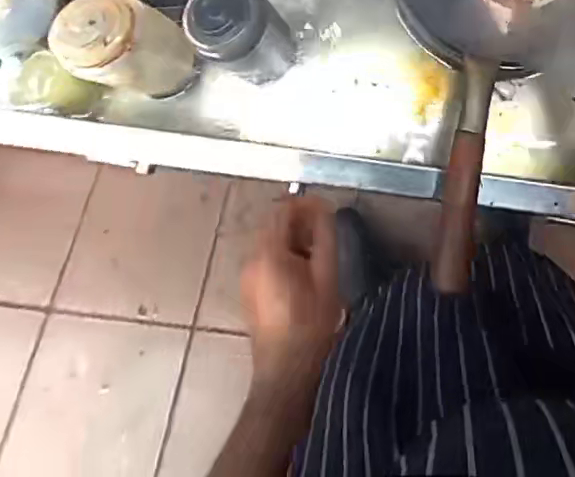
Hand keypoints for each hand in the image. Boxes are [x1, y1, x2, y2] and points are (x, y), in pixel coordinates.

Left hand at [239, 195, 343, 387]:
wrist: (287, 371)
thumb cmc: (311, 322)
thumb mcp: (326, 273)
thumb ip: (324, 235)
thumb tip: (324, 209)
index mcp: (268, 254)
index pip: (282, 210)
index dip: (305, 203)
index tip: (326, 208)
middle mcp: (251, 261)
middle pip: (274, 224)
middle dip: (301, 220)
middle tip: (326, 229)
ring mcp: (247, 278)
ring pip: (271, 241)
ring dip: (294, 237)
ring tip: (319, 250)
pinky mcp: (250, 291)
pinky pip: (267, 258)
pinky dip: (285, 253)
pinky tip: (305, 270)